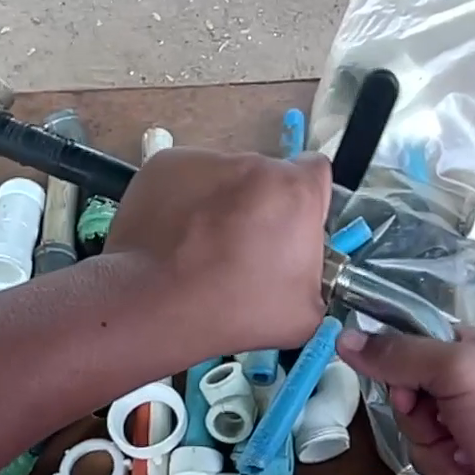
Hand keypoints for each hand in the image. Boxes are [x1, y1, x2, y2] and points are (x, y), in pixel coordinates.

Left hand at [105, 148, 331, 355]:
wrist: (156, 304)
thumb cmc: (231, 308)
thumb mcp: (305, 314)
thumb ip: (318, 278)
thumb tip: (309, 275)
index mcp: (295, 192)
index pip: (316, 173)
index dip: (308, 199)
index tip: (295, 225)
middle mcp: (254, 164)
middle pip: (269, 177)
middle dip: (263, 206)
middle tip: (248, 249)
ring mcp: (206, 161)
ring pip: (227, 179)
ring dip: (224, 204)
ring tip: (207, 247)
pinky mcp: (167, 165)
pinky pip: (188, 180)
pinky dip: (188, 202)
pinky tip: (181, 238)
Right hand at [336, 326, 474, 474]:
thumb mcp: (459, 372)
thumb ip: (400, 355)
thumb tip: (344, 336)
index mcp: (474, 352)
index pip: (410, 352)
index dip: (402, 377)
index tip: (412, 394)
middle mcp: (473, 391)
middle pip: (409, 405)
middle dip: (422, 427)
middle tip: (452, 431)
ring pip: (419, 448)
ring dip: (439, 462)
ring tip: (472, 465)